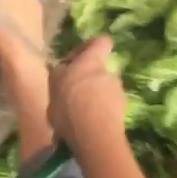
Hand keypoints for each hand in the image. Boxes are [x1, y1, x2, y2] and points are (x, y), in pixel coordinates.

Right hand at [50, 37, 128, 160]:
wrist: (94, 135)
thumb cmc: (68, 111)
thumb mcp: (53, 93)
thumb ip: (59, 81)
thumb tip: (61, 74)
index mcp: (89, 62)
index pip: (100, 42)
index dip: (91, 48)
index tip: (78, 59)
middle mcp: (106, 71)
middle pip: (100, 69)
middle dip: (90, 79)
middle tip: (76, 95)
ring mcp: (117, 89)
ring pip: (105, 88)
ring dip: (96, 96)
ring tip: (82, 115)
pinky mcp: (123, 107)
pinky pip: (110, 105)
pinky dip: (103, 111)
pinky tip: (91, 125)